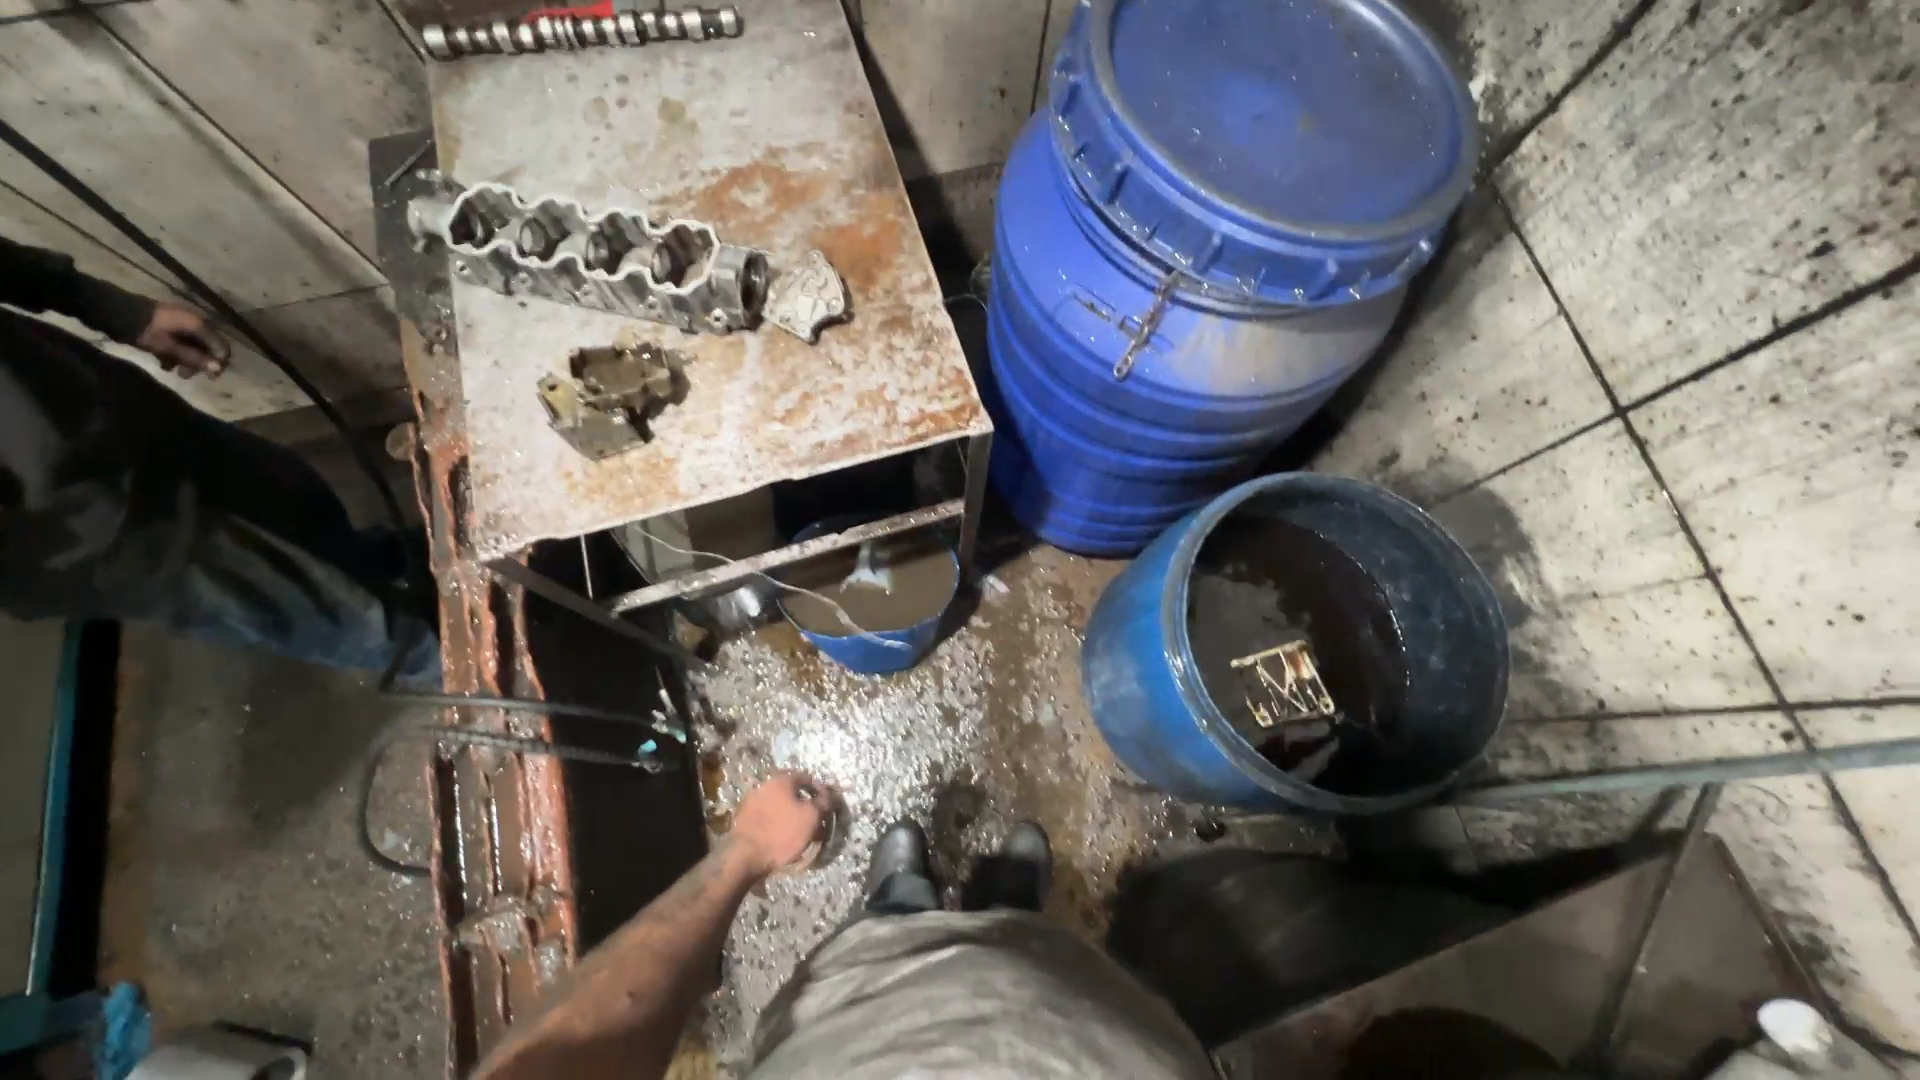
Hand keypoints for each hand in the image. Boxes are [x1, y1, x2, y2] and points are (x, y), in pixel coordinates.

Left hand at [135, 302, 227, 378]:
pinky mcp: (169, 321)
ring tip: (171, 368)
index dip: (218, 363)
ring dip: (187, 358)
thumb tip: (217, 368)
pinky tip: (164, 359)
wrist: (107, 307)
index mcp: (199, 325)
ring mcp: (182, 320)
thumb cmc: (140, 328)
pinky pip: (182, 339)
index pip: (221, 347)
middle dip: (199, 362)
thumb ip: (192, 357)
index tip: (208, 377)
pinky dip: (177, 350)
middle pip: (209, 346)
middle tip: (184, 375)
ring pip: (194, 344)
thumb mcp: (166, 346)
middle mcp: (196, 321)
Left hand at [730, 772, 830, 877]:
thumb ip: (824, 801)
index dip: (819, 790)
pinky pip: (767, 815)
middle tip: (814, 819)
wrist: (744, 856)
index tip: (826, 805)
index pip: (806, 778)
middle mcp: (765, 785)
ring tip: (799, 831)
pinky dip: (776, 822)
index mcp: (782, 780)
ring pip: (778, 803)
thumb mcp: (811, 817)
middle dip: (804, 803)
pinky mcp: (743, 818)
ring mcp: (751, 801)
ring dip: (789, 813)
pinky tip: (781, 836)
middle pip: (791, 790)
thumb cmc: (782, 833)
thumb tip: (832, 792)